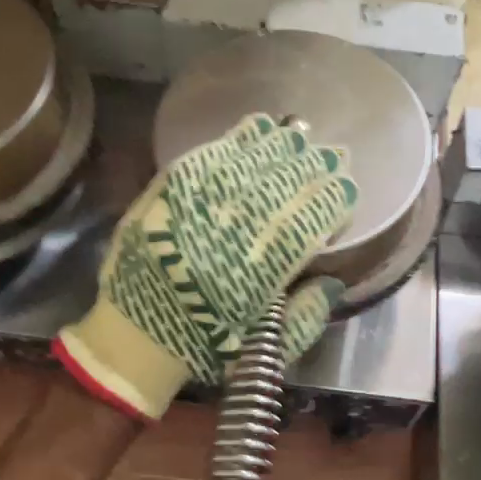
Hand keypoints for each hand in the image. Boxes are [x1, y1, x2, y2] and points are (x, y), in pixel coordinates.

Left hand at [55, 114, 356, 418]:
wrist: (133, 338)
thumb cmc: (204, 347)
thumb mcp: (263, 350)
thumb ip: (304, 317)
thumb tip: (332, 281)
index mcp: (255, 278)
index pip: (305, 224)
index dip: (331, 201)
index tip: (347, 188)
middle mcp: (226, 237)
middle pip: (278, 189)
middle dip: (311, 167)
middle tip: (333, 152)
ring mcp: (191, 213)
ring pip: (244, 168)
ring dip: (276, 147)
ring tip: (300, 132)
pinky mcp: (163, 198)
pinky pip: (204, 162)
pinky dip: (232, 143)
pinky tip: (254, 129)